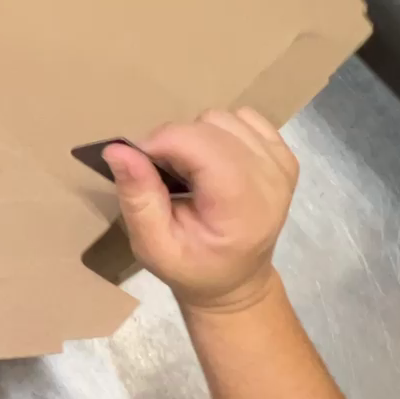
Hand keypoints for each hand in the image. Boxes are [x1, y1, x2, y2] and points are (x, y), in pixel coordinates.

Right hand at [104, 108, 296, 312]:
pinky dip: (219, 133)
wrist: (236, 280)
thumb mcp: (152, 246)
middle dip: (174, 142)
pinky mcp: (283, 154)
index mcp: (242, 207)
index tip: (140, 166)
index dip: (159, 143)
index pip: (198, 144)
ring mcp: (281, 163)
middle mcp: (270, 177)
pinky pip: (243, 118)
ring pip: (223, 118)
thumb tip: (117, 150)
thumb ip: (137, 198)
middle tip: (163, 176)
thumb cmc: (193, 267)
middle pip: (209, 126)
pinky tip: (212, 162)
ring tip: (188, 172)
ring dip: (196, 137)